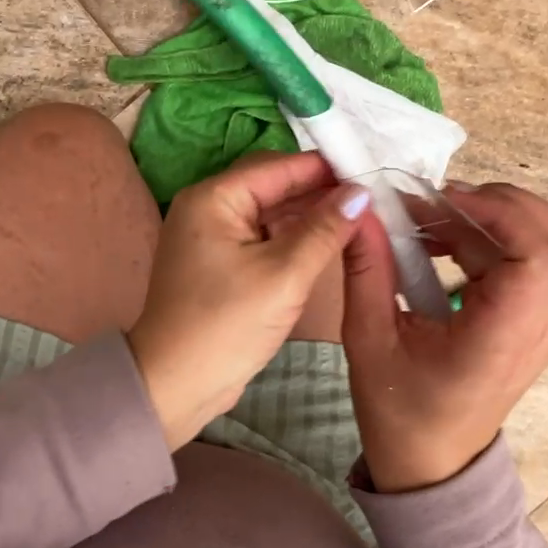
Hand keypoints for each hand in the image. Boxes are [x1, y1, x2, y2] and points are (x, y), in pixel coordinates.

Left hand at [128, 152, 371, 448]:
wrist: (176, 381)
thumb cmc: (227, 324)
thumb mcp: (284, 275)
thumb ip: (324, 230)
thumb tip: (360, 191)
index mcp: (213, 198)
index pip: (277, 166)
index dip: (324, 168)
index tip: (371, 171)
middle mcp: (207, 207)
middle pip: (271, 185)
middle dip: (318, 190)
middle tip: (371, 197)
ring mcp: (210, 235)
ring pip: (268, 211)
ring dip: (307, 214)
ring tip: (359, 217)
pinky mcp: (218, 261)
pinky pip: (260, 236)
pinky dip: (291, 237)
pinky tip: (326, 242)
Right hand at [342, 182, 547, 491]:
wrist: (430, 465)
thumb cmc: (398, 410)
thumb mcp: (368, 338)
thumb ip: (366, 269)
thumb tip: (358, 209)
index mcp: (504, 335)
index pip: (541, 254)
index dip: (501, 212)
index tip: (442, 201)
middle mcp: (538, 325)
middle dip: (503, 204)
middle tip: (440, 202)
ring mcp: (541, 324)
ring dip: (498, 219)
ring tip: (434, 219)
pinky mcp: (530, 322)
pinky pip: (531, 262)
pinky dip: (492, 238)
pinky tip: (442, 243)